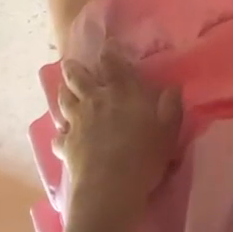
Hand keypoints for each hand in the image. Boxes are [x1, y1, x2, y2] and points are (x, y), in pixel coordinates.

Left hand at [54, 49, 183, 213]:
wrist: (110, 185)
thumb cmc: (143, 155)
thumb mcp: (167, 130)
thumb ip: (170, 107)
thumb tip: (173, 87)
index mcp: (120, 92)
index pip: (112, 63)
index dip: (109, 51)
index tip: (107, 45)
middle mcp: (95, 100)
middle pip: (78, 76)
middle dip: (74, 67)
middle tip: (71, 63)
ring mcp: (77, 121)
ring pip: (64, 100)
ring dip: (63, 93)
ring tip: (63, 90)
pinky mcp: (66, 143)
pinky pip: (59, 136)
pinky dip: (60, 135)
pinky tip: (61, 137)